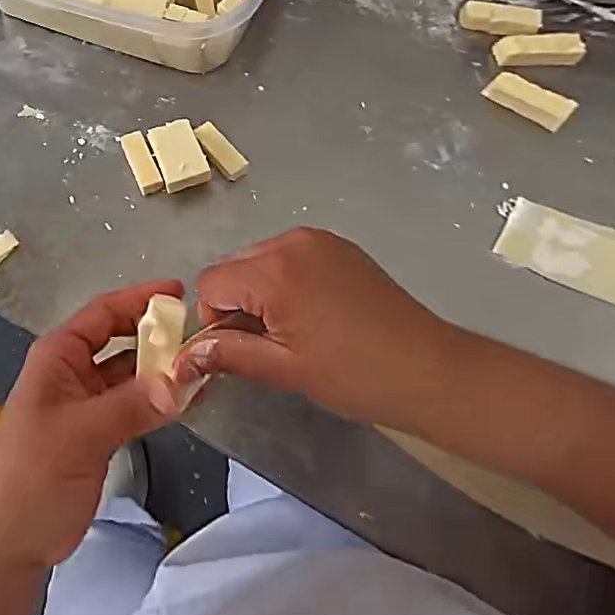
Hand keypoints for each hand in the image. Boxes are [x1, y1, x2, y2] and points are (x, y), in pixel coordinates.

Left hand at [0, 279, 183, 566]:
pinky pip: (131, 405)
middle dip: (155, 335)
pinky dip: (156, 401)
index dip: (139, 298)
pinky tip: (185, 401)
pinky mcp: (95, 433)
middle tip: (197, 334)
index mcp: (57, 355)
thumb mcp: (81, 434)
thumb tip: (182, 381)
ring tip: (201, 366)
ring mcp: (83, 403)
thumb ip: (131, 406)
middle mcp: (70, 371)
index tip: (178, 292)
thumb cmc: (31, 475)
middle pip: (119, 340)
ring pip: (128, 375)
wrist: (5, 544)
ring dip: (160, 371)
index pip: (102, 313)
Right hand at [171, 228, 469, 428]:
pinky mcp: (336, 245)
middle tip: (268, 341)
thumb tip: (182, 358)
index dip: (214, 316)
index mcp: (274, 270)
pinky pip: (287, 255)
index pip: (210, 282)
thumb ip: (227, 354)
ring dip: (259, 290)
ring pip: (258, 260)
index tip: (240, 346)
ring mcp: (316, 239)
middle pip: (232, 266)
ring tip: (294, 328)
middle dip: (237, 301)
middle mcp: (290, 241)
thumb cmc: (355, 375)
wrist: (432, 370)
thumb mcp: (283, 368)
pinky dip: (284, 279)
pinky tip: (313, 311)